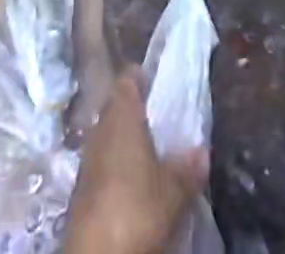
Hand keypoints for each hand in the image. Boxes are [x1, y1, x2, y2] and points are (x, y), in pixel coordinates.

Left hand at [64, 69, 209, 253]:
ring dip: (126, 137)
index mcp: (121, 118)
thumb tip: (202, 150)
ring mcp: (87, 159)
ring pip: (108, 135)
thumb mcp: (173, 191)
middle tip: (160, 113)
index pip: (126, 81)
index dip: (140, 76)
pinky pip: (103, 161)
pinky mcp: (83, 188)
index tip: (156, 77)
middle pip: (116, 107)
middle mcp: (100, 130)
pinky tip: (135, 177)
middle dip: (135, 108)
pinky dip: (118, 162)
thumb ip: (187, 168)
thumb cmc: (136, 208)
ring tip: (152, 146)